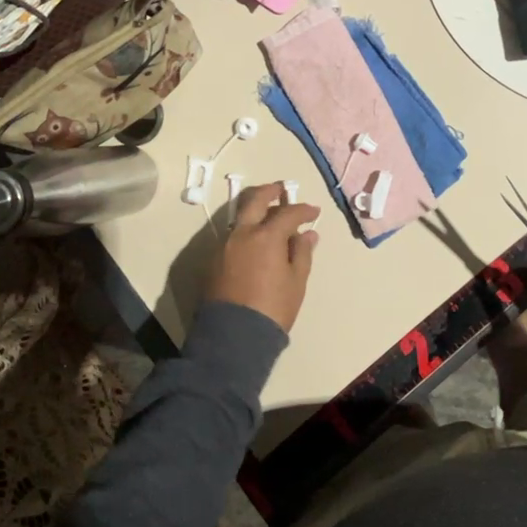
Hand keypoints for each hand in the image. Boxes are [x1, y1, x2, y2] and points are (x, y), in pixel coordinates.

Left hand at [204, 182, 320, 332]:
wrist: (233, 337)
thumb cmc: (272, 309)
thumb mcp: (296, 282)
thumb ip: (301, 253)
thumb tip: (307, 234)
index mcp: (266, 236)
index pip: (288, 213)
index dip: (303, 210)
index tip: (314, 212)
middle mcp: (242, 233)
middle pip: (254, 200)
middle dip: (270, 191)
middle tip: (282, 189)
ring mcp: (223, 245)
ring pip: (240, 218)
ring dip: (255, 212)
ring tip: (268, 218)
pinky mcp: (213, 260)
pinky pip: (232, 236)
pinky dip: (245, 232)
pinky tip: (254, 243)